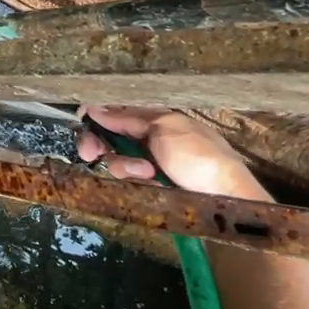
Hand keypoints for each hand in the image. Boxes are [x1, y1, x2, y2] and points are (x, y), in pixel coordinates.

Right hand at [77, 105, 269, 201]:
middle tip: (89, 154)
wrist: (227, 200)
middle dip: (98, 143)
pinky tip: (150, 181)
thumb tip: (95, 108)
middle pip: (108, 135)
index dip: (96, 114)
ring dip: (123, 164)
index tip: (81, 120)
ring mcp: (150, 162)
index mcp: (157, 119)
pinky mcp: (151, 184)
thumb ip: (127, 118)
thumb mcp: (164, 128)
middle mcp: (149, 138)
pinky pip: (127, 177)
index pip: (116, 111)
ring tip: (146, 172)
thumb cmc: (199, 157)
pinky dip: (134, 178)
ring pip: (114, 157)